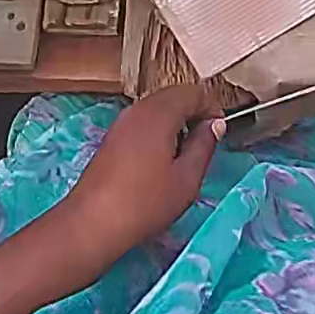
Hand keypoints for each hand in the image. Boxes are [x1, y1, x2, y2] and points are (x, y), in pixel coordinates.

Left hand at [52, 84, 224, 275]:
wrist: (93, 220)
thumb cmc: (145, 202)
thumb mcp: (186, 178)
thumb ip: (204, 145)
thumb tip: (215, 124)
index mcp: (159, 113)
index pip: (192, 93)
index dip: (210, 107)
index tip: (220, 129)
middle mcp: (139, 108)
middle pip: (173, 95)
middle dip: (193, 110)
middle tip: (206, 139)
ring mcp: (123, 120)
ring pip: (157, 106)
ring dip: (176, 119)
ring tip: (186, 150)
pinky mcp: (113, 134)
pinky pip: (143, 118)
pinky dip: (158, 127)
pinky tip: (162, 156)